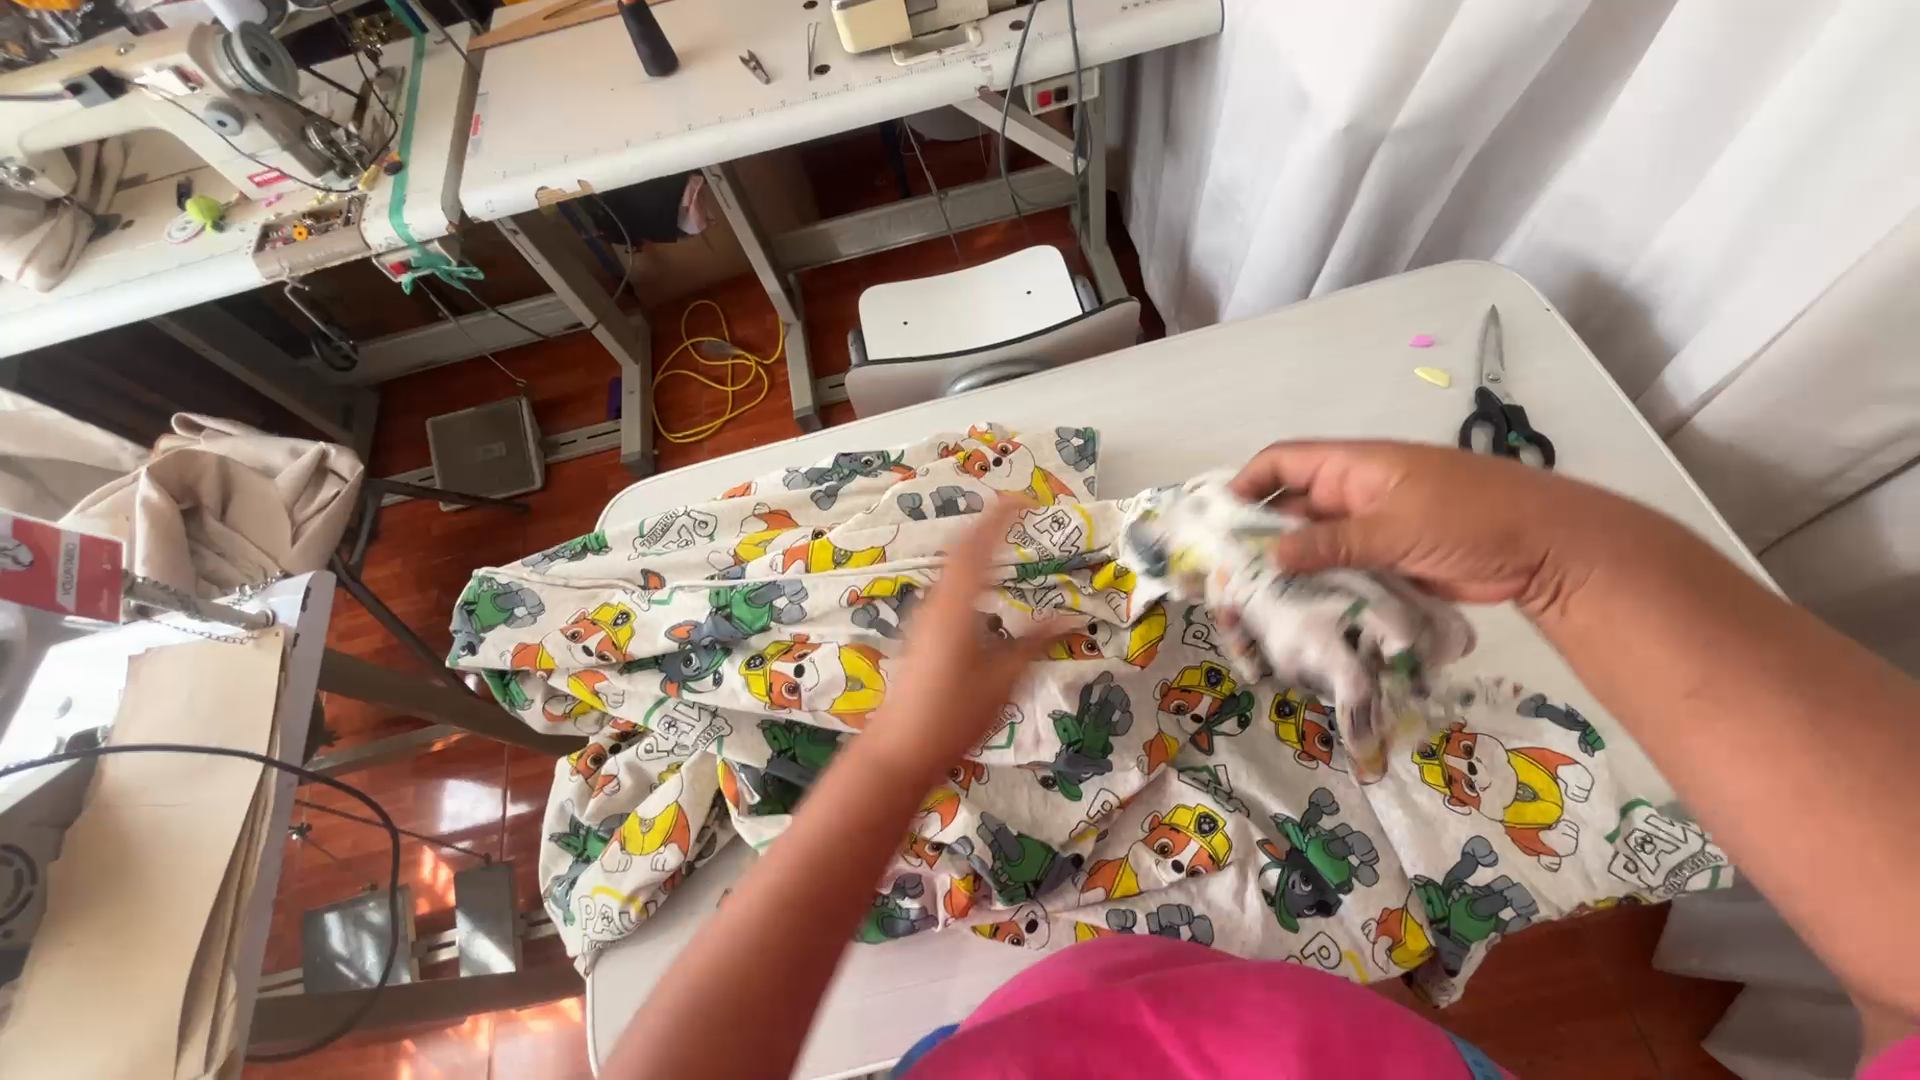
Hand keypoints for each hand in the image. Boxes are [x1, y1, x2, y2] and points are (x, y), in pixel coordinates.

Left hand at [864, 502, 1062, 785]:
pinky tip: (981, 588)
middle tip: (1016, 516)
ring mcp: (922, 617)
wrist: (899, 749)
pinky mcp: (919, 633)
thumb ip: (1034, 644)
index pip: (977, 546)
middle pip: (959, 550)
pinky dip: (966, 572)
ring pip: (950, 568)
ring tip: (1004, 542)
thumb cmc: (953, 715)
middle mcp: (935, 602)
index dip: (998, 518)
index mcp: (956, 606)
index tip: (1021, 500)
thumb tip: (1069, 618)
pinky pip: (945, 586)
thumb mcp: (1003, 681)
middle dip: (986, 526)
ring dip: (975, 549)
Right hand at [1228, 440, 1675, 623]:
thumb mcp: (1395, 526)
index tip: (1218, 519)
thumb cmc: (1471, 517)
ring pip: (1312, 546)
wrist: (1548, 551)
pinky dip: (1317, 588)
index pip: (1284, 462)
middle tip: (1228, 573)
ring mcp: (1367, 530)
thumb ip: (1331, 542)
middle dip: (1259, 536)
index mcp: (1353, 467)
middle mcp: (1352, 495)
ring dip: (1286, 569)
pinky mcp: (1383, 562)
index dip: (1248, 483)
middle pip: (1290, 508)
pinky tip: (1294, 612)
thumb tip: (1270, 554)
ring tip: (1254, 600)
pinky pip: (1338, 572)